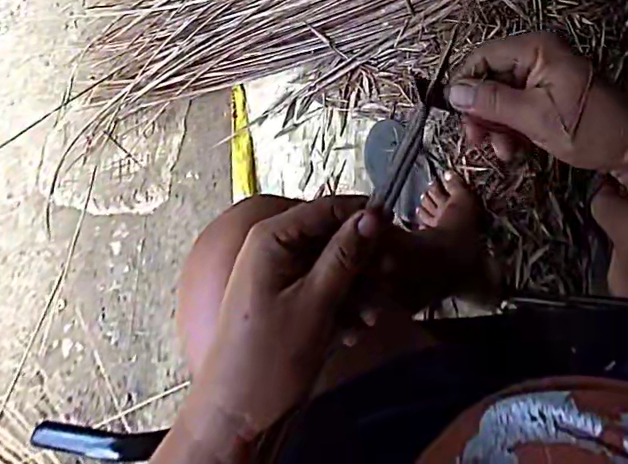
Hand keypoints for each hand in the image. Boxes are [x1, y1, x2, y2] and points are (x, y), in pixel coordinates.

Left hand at [177, 196, 381, 455]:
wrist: (234, 420)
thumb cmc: (266, 361)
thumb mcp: (314, 303)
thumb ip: (344, 255)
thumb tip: (372, 216)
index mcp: (271, 238)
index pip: (326, 207)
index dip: (362, 214)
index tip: (393, 226)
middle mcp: (273, 247)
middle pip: (331, 235)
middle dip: (361, 258)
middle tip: (388, 274)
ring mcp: (278, 272)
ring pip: (332, 263)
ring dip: (356, 286)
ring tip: (371, 313)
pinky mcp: (285, 296)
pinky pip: (322, 285)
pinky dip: (342, 302)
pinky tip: (354, 328)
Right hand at [446, 33, 627, 173]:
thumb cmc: (589, 129)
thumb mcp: (534, 117)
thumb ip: (491, 102)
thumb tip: (453, 92)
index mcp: (536, 48)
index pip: (484, 55)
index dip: (465, 83)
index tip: (455, 113)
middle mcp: (538, 55)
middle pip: (491, 77)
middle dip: (481, 111)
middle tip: (476, 140)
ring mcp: (546, 76)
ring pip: (502, 96)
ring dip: (496, 125)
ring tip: (502, 152)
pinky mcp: (551, 95)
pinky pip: (519, 106)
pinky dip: (512, 127)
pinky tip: (513, 149)